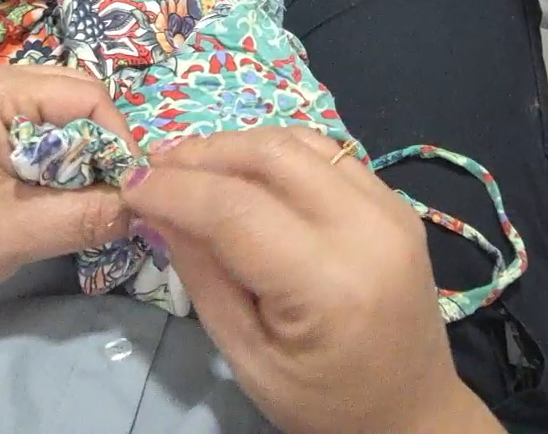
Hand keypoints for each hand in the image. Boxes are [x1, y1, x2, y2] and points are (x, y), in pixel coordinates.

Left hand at [0, 64, 139, 324]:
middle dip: (103, 144)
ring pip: (64, 113)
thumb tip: (147, 206)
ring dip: (86, 153)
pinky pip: (45, 129)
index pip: (85, 95)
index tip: (131, 191)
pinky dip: (64, 158)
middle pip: (77, 95)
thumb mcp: (14, 234)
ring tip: (93, 197)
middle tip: (117, 194)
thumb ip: (85, 215)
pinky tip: (65, 193)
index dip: (117, 139)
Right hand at [122, 128, 501, 433]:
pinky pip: (322, 150)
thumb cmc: (325, 403)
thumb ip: (202, 276)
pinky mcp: (393, 197)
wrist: (416, 414)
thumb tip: (157, 206)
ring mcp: (388, 205)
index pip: (237, 210)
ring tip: (191, 163)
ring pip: (295, 141)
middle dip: (202, 153)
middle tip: (156, 165)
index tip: (132, 184)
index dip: (176, 189)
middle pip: (268, 156)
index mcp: (331, 285)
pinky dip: (273, 150)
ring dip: (235, 143)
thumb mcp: (248, 359)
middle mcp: (367, 228)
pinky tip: (244, 168)